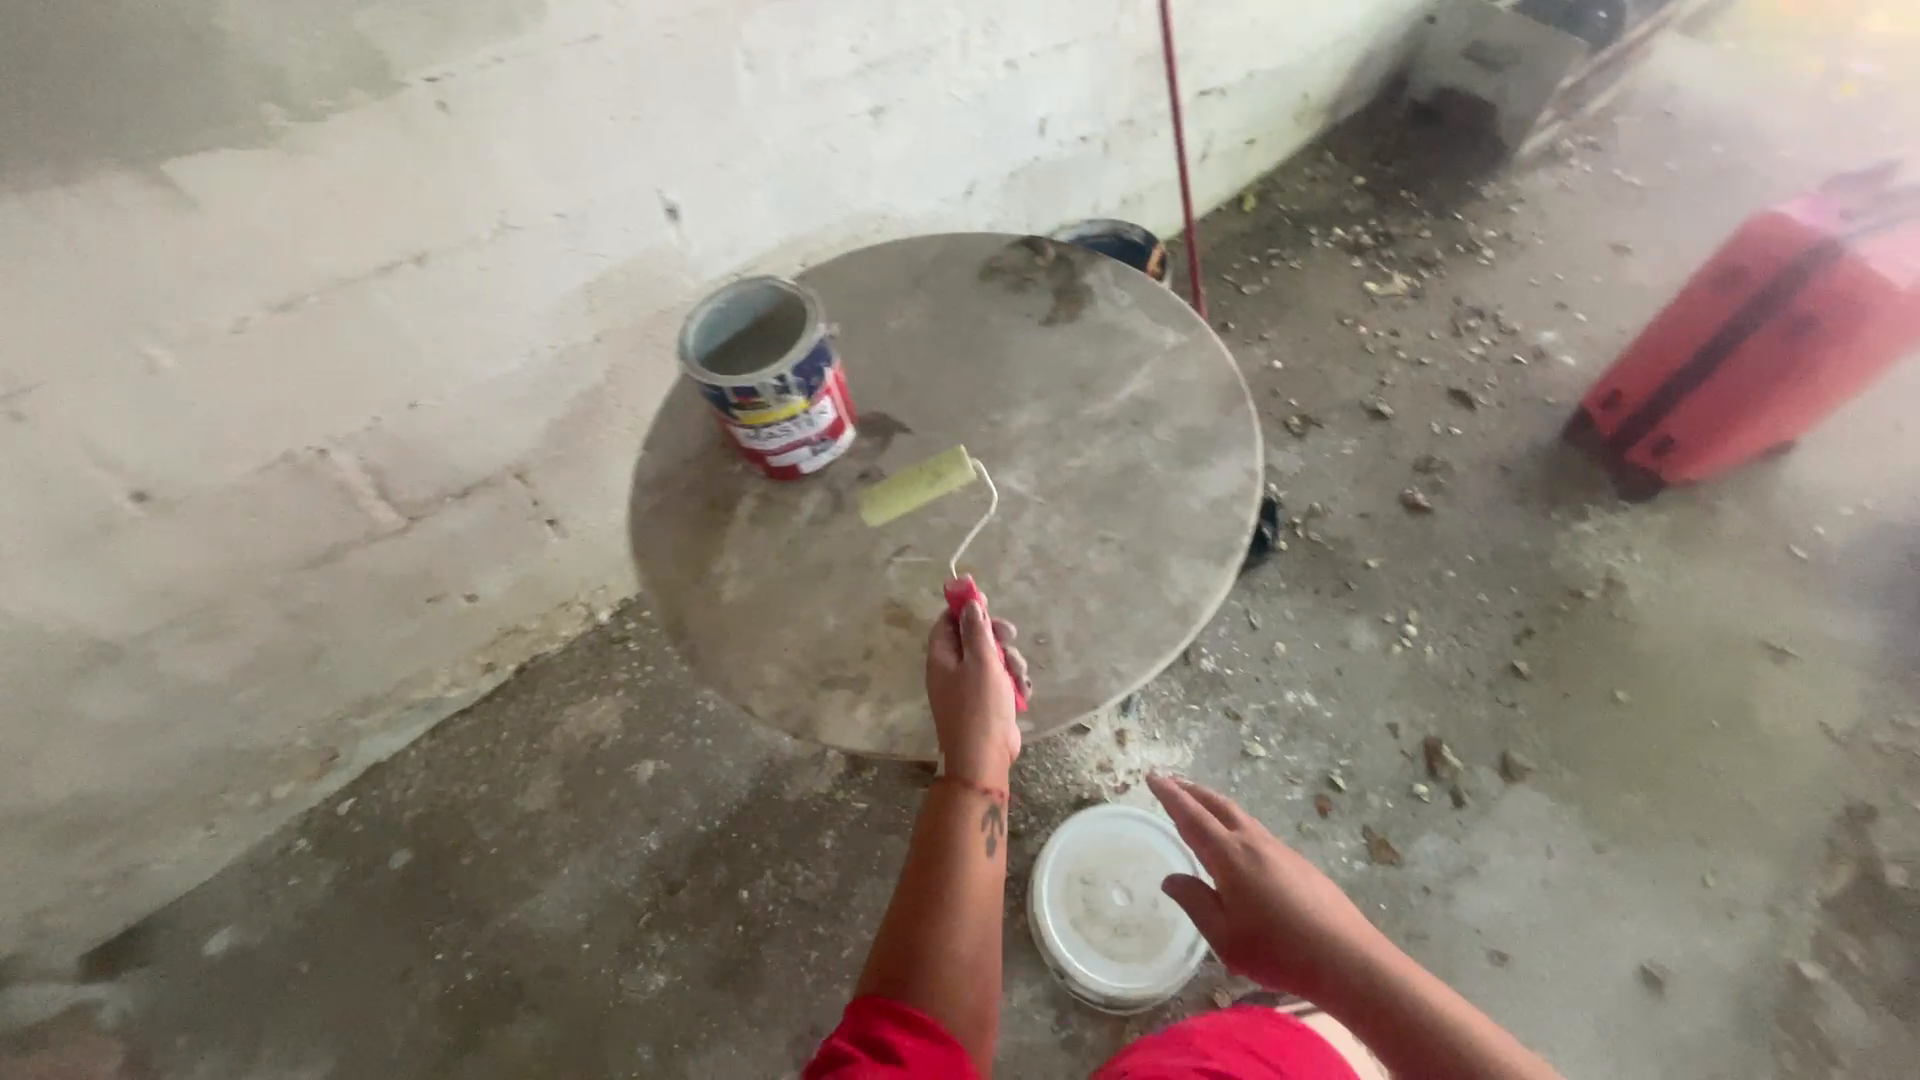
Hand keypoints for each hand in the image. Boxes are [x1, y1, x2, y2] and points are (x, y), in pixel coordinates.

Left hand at [925, 602, 1027, 782]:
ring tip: (1017, 677)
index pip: (947, 622)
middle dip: (995, 637)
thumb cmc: (979, 706)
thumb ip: (976, 630)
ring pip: (992, 658)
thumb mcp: (981, 661)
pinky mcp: (986, 701)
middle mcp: (951, 669)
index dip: (965, 609)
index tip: (985, 601)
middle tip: (1010, 637)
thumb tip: (970, 604)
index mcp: (941, 657)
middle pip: (973, 638)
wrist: (984, 757)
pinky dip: (1012, 682)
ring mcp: (968, 687)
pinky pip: (1000, 680)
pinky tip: (1022, 692)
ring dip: (1010, 662)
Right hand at [1147, 774, 1389, 1003]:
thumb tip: (1171, 878)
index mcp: (1230, 856)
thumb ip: (1195, 903)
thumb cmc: (1280, 951)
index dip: (1170, 795)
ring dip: (1214, 805)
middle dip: (1192, 790)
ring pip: (1240, 816)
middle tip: (1171, 782)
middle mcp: (1253, 843)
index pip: (1191, 816)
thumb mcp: (1225, 938)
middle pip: (1218, 805)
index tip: (1152, 777)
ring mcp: (1280, 851)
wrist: (1350, 960)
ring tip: (1199, 807)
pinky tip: (1237, 844)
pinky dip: (1235, 824)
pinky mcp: (1299, 864)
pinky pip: (1256, 832)